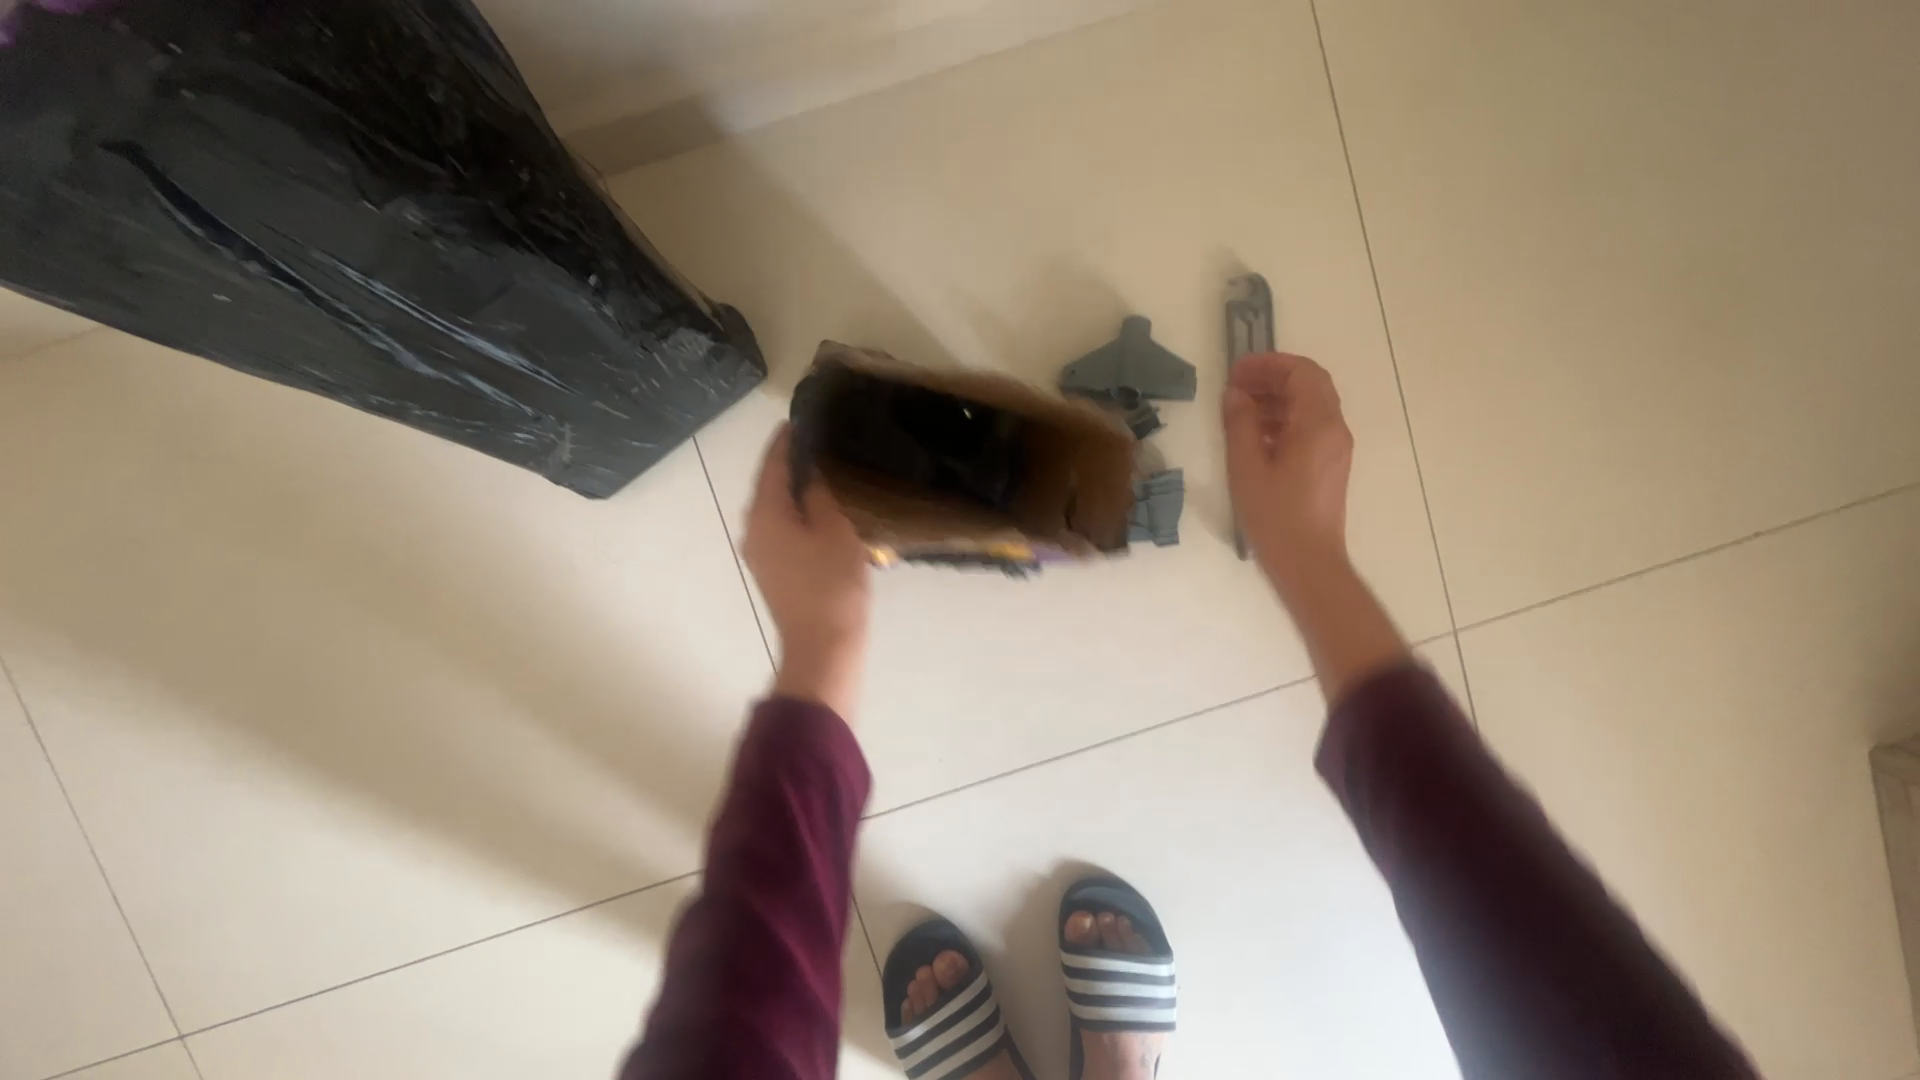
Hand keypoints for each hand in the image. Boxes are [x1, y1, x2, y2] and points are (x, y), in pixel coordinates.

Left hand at [741, 424, 872, 719]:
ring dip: (795, 489)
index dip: (787, 440)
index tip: (803, 419)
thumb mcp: (836, 529)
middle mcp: (753, 529)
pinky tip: (823, 510)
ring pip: (776, 508)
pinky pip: (782, 528)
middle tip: (822, 443)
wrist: (823, 647)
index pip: (772, 464)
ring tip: (826, 473)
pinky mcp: (773, 571)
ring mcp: (760, 553)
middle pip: (769, 485)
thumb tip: (811, 473)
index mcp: (765, 514)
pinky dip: (798, 512)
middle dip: (790, 463)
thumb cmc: (831, 584)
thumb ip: (820, 493)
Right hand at [1222, 353, 1354, 582]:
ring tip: (1239, 408)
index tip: (1236, 370)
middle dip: (1273, 378)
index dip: (1269, 364)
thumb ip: (1240, 423)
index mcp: (1318, 424)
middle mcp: (1334, 429)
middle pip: (1309, 385)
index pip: (1302, 373)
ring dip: (1276, 399)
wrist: (1308, 560)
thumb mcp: (1247, 466)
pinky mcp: (1328, 465)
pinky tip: (1254, 434)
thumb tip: (1235, 393)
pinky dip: (1283, 420)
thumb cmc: (1275, 515)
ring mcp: (1335, 448)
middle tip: (1235, 384)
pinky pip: (1309, 428)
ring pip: (1309, 406)